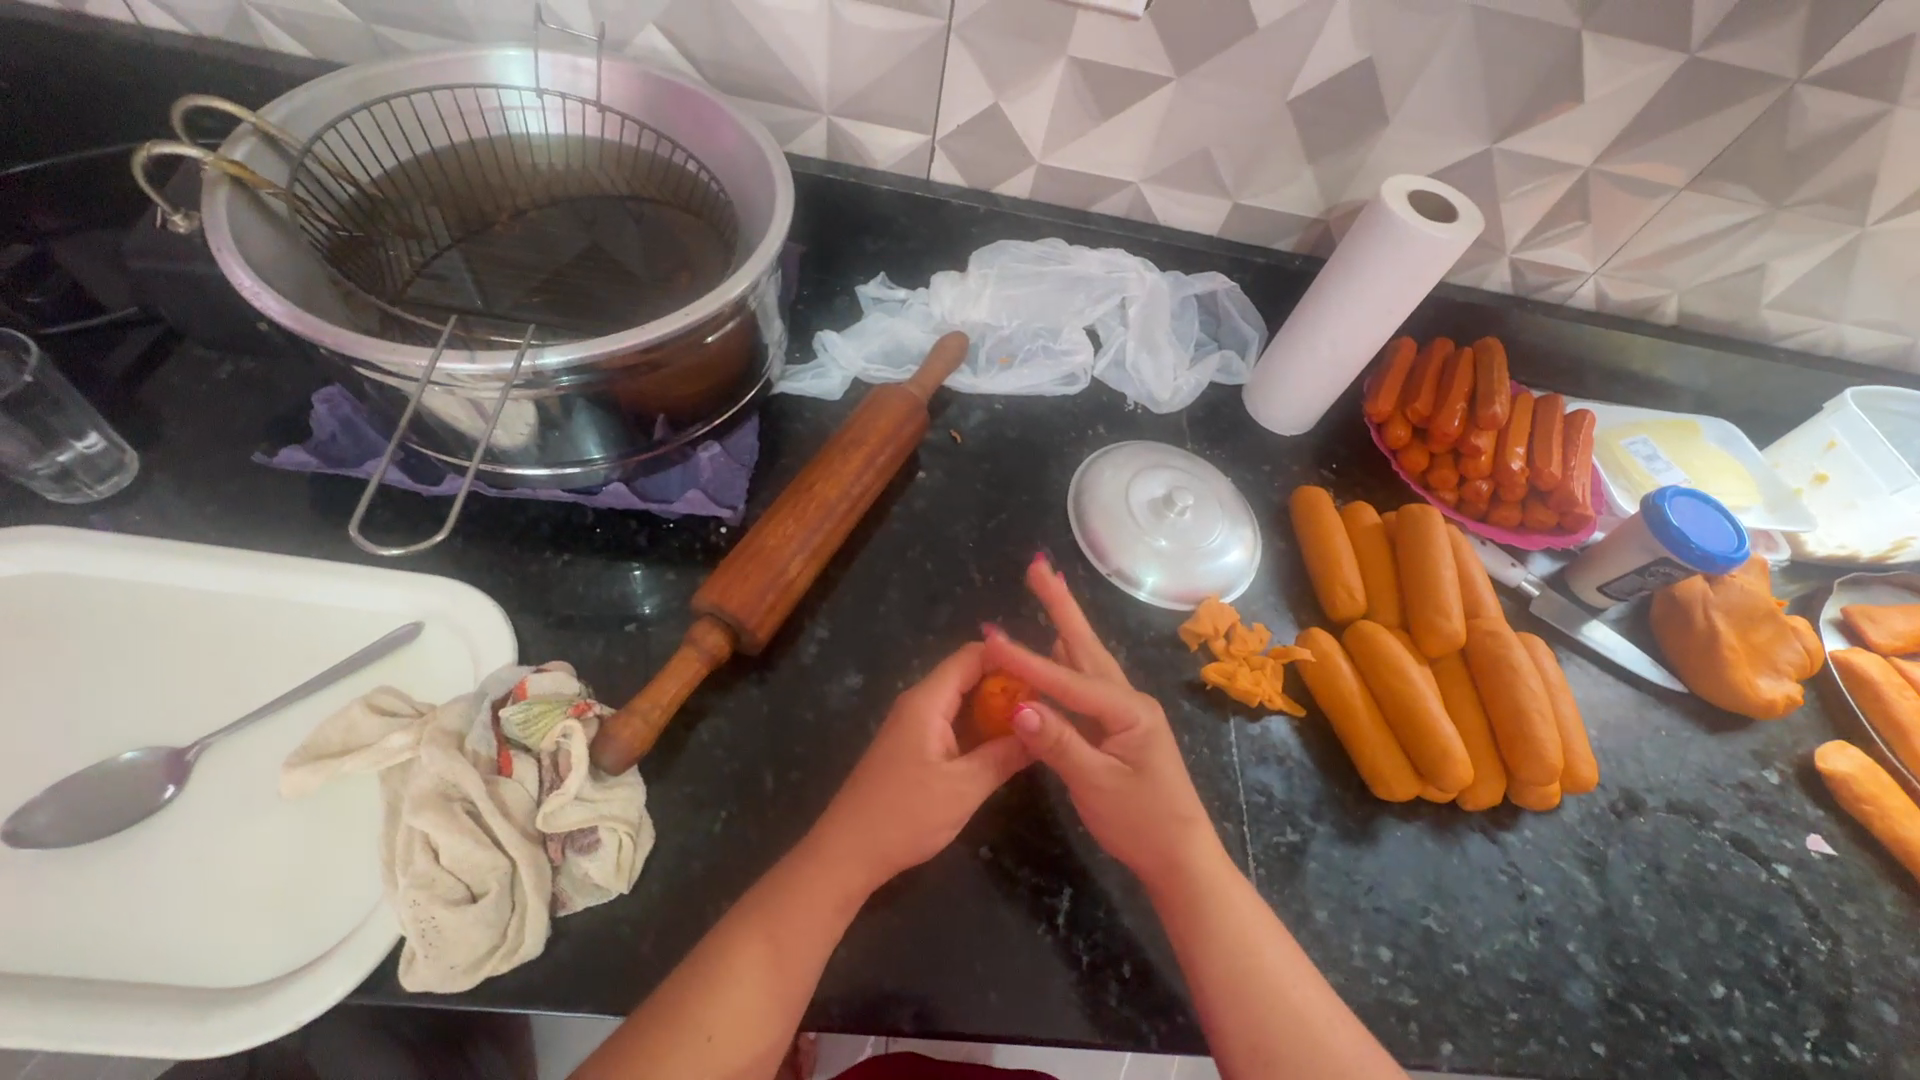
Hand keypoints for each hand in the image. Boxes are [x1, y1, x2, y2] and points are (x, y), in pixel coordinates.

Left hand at [808, 644, 1031, 892]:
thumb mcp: (964, 788)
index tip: (1049, 672)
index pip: (972, 656)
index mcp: (927, 701)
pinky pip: (954, 724)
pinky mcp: (914, 747)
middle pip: (969, 676)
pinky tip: (1008, 744)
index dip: (1010, 657)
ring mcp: (915, 726)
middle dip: (1009, 684)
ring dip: (997, 709)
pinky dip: (981, 729)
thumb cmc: (904, 816)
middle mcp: (919, 704)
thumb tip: (1044, 728)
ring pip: (963, 702)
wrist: (847, 853)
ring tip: (1041, 718)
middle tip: (1053, 699)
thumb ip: (1005, 755)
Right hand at [983, 555, 1222, 888]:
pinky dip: (1065, 662)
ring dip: (1064, 625)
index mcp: (1127, 710)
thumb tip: (1018, 705)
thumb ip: (1058, 742)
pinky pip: (1085, 686)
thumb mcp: (1097, 785)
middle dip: (1060, 606)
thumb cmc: (1142, 823)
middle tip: (1038, 567)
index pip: (1067, 679)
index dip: (1026, 660)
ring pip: (1087, 660)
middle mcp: (1128, 701)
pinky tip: (1056, 649)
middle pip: (1085, 646)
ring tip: (1046, 592)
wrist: (1180, 858)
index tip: (990, 637)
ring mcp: (1125, 713)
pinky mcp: (1118, 729)